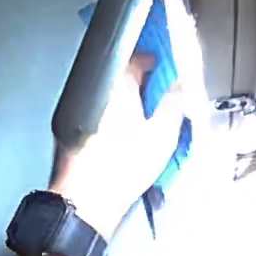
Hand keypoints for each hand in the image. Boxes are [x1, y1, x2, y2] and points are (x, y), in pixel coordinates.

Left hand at [49, 54, 185, 234]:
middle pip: (122, 76)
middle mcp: (95, 92)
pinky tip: (126, 138)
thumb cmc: (121, 168)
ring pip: (111, 97)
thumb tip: (180, 85)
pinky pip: (101, 115)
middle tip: (162, 98)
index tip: (167, 70)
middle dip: (143, 83)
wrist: (86, 199)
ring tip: (147, 123)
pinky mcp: (75, 130)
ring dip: (128, 102)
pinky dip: (114, 119)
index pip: (137, 57)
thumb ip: (174, 103)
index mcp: (117, 85)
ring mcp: (82, 110)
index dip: (155, 62)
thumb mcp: (162, 135)